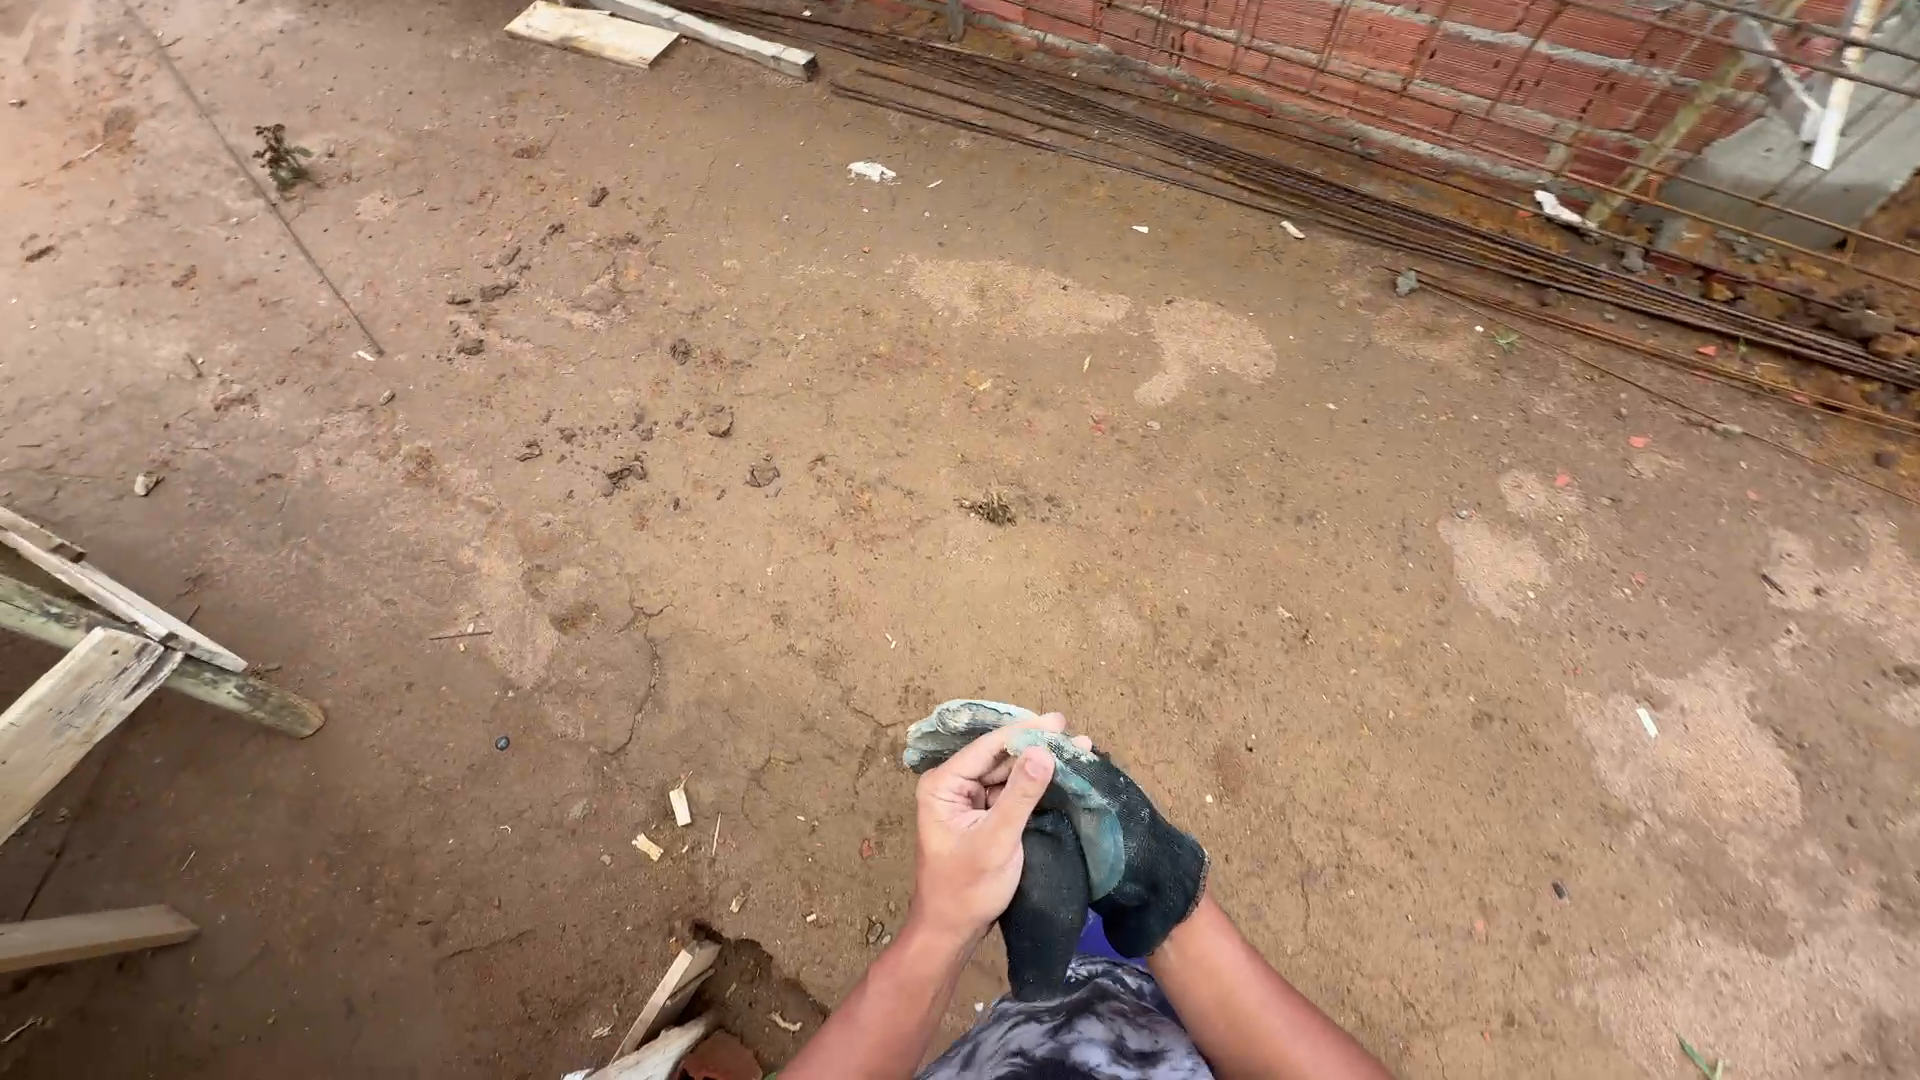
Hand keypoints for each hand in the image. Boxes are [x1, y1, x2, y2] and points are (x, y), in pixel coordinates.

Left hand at [908, 712, 1072, 946]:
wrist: (952, 931)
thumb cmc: (966, 890)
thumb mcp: (996, 841)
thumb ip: (1020, 796)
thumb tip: (1044, 752)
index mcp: (943, 784)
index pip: (988, 748)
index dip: (1025, 731)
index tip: (1059, 721)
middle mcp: (952, 783)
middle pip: (999, 756)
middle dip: (1036, 745)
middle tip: (1075, 736)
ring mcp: (967, 798)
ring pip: (1007, 771)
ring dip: (1038, 762)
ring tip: (1075, 749)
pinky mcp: (982, 813)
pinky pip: (1010, 789)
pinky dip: (1034, 782)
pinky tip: (1058, 772)